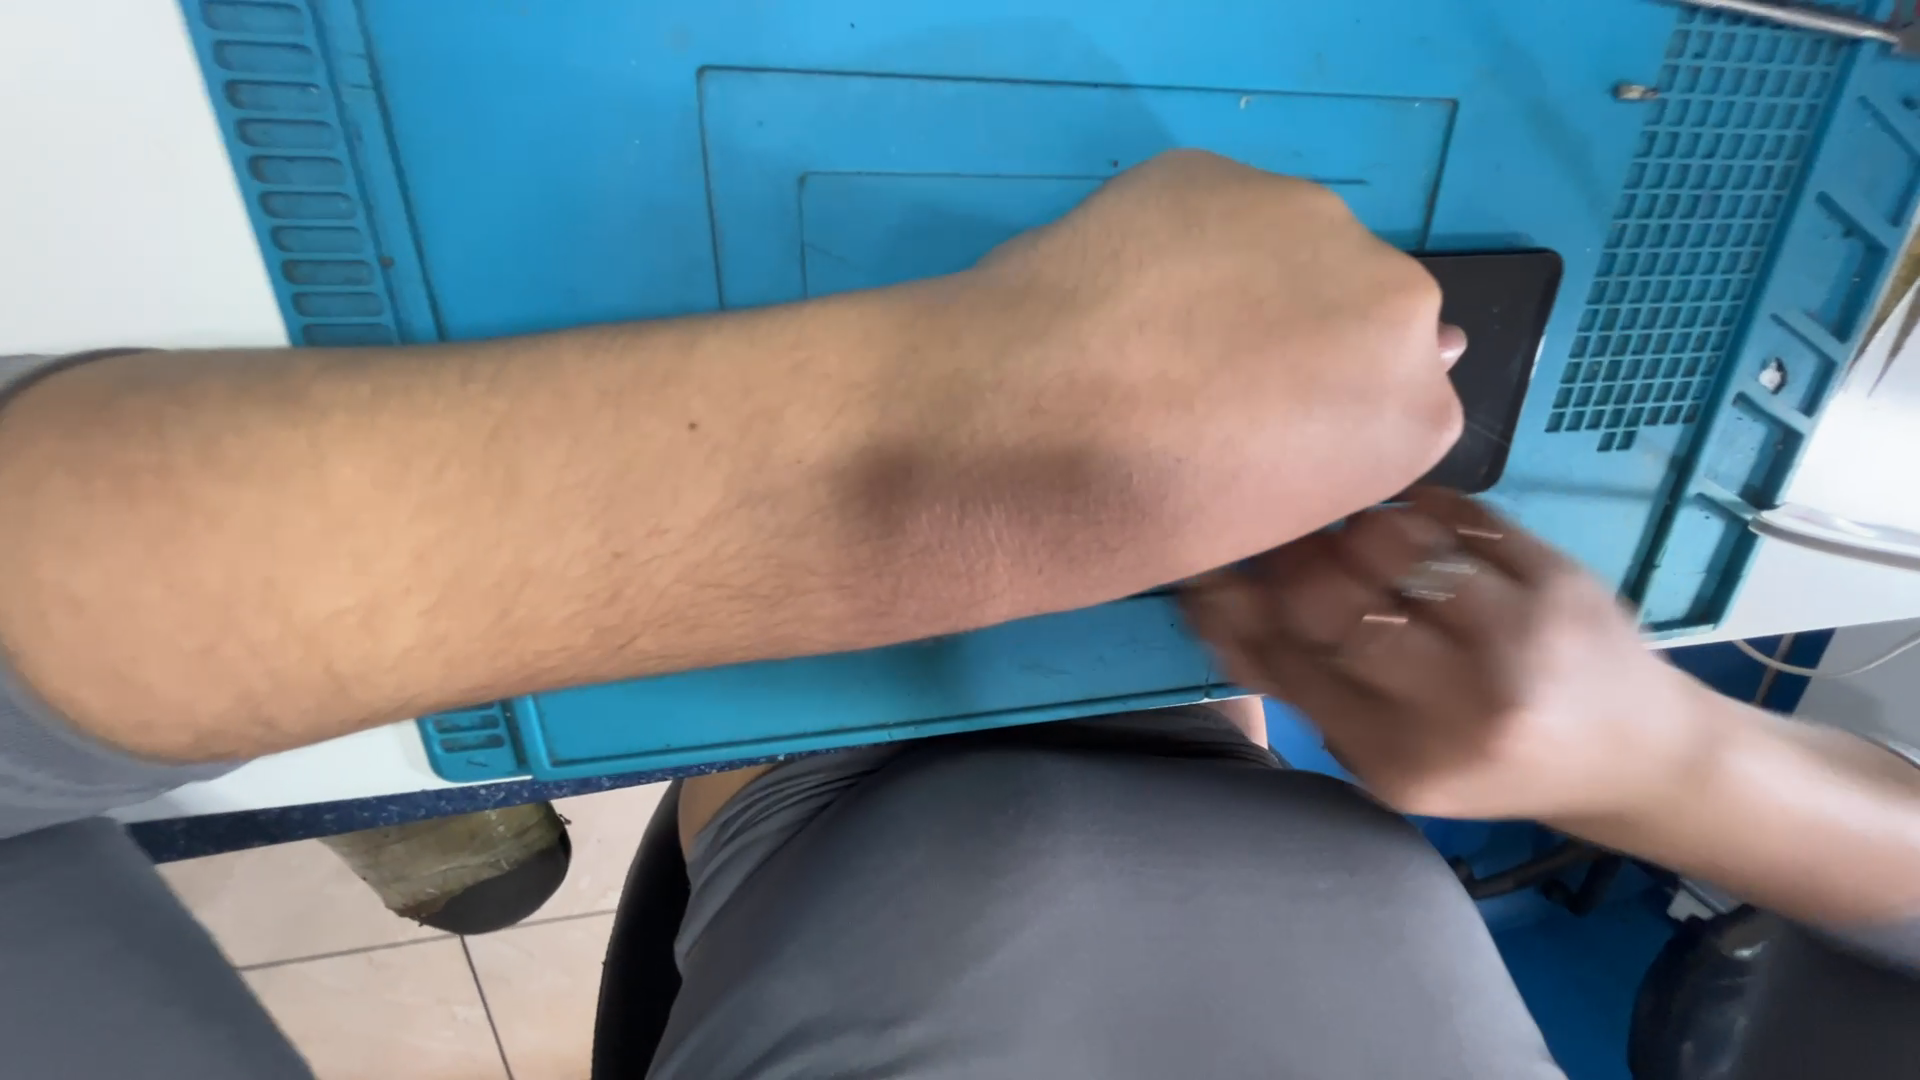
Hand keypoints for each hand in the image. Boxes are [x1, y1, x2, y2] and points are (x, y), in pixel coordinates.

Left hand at [903, 150, 1464, 603]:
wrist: (1026, 441)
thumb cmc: (1134, 526)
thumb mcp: (1241, 527)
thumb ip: (1292, 456)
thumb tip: (1297, 396)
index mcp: (1411, 421)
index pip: (1391, 401)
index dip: (1306, 414)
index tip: (1247, 429)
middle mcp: (1396, 305)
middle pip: (1354, 311)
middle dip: (1286, 339)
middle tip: (1186, 377)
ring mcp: (1308, 219)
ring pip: (1285, 248)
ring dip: (1231, 282)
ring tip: (1136, 332)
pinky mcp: (1210, 170)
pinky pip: (1205, 208)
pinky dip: (1168, 242)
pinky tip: (1107, 287)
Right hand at [1180, 488, 1711, 824]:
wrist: (1641, 760)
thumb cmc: (1484, 759)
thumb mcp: (1378, 752)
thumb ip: (1296, 683)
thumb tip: (1209, 605)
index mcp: (1403, 759)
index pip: (1282, 660)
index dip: (1231, 602)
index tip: (1208, 566)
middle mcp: (1464, 704)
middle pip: (1327, 597)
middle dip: (1284, 557)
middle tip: (1276, 540)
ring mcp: (1522, 635)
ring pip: (1384, 542)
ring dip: (1345, 527)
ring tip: (1344, 536)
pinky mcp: (1561, 577)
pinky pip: (1449, 512)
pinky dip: (1408, 507)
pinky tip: (1403, 523)